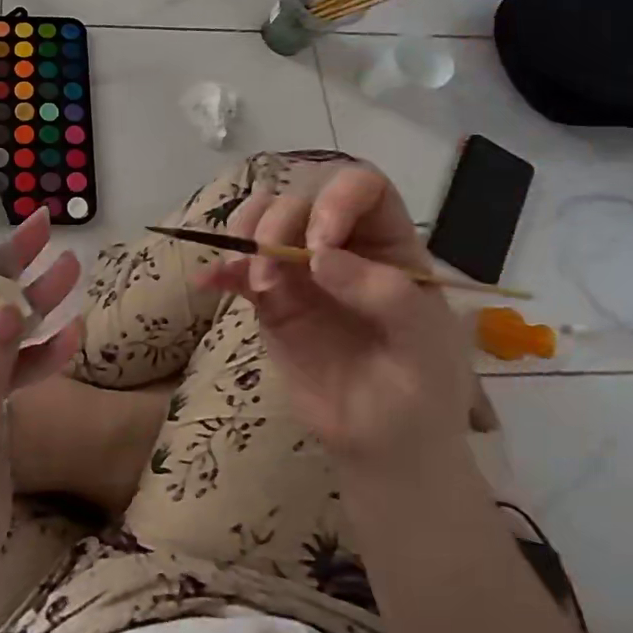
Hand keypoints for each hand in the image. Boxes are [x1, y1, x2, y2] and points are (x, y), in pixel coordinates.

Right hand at [202, 166, 475, 475]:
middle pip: (299, 198)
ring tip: (245, 278)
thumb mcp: (425, 345)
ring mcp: (300, 271)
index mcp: (388, 245)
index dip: (336, 199)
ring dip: (245, 237)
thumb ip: (384, 295)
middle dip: (277, 223)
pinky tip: (207, 282)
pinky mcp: (270, 300)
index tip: (321, 245)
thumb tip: (320, 257)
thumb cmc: (420, 392)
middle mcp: (341, 245)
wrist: (383, 445)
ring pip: (262, 221)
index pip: (361, 187)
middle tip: (271, 274)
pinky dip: (219, 269)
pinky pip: (238, 270)